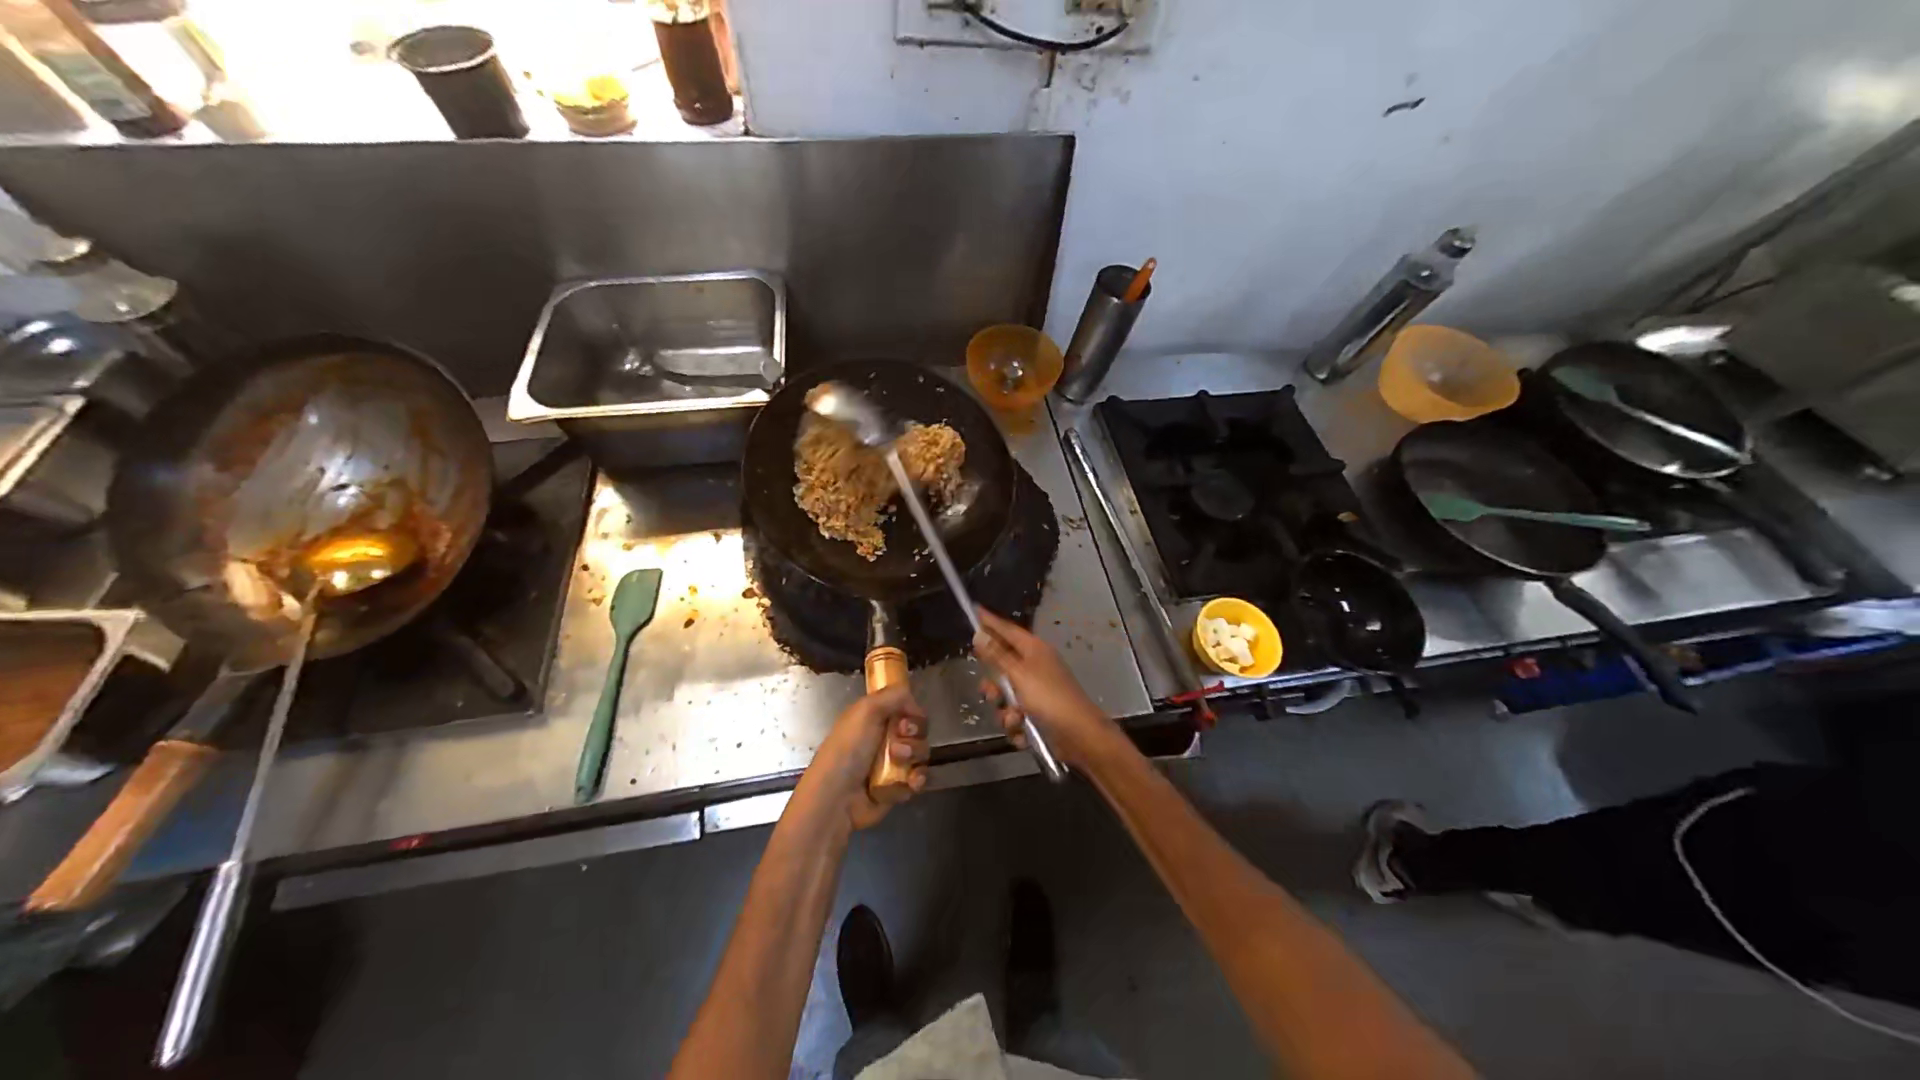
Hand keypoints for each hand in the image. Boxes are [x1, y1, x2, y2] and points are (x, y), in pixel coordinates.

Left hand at [798, 683, 929, 830]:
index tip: (906, 718)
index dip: (911, 712)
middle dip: (913, 734)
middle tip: (899, 738)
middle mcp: (884, 739)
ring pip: (920, 754)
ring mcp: (892, 764)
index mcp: (874, 718)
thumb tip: (912, 696)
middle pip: (917, 730)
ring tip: (899, 762)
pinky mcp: (897, 787)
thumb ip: (892, 695)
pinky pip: (919, 779)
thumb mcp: (865, 711)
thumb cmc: (848, 749)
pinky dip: (917, 780)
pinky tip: (910, 782)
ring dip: (914, 756)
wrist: (837, 797)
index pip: (905, 708)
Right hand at [973, 606, 1122, 768]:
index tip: (975, 612)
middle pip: (1001, 669)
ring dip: (1006, 713)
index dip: (990, 623)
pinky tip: (1023, 733)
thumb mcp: (1018, 675)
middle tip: (993, 695)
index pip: (1007, 630)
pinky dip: (1017, 727)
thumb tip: (979, 633)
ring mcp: (1037, 692)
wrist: (1080, 735)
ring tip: (1015, 720)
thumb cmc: (1049, 698)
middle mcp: (1034, 667)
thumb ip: (996, 656)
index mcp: (1033, 650)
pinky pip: (1016, 717)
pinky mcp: (1038, 715)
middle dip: (994, 687)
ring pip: (1006, 698)